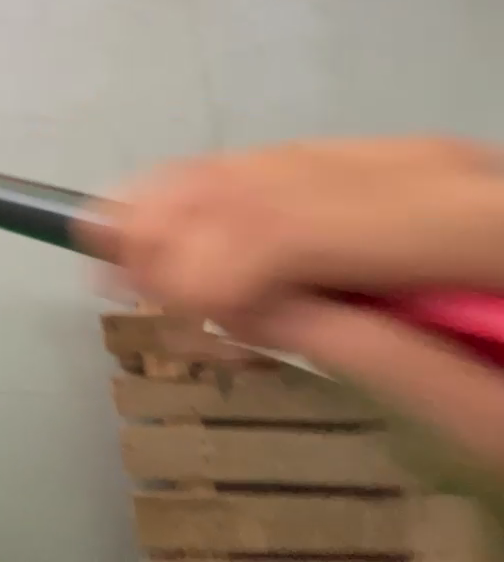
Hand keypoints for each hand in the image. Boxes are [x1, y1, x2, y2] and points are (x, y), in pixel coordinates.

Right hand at [82, 138, 503, 480]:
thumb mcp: (493, 414)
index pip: (300, 223)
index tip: (156, 306)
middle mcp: (444, 173)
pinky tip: (156, 209)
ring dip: (170, 199)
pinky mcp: (384, 165)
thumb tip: (233, 312)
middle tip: (110, 275)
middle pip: (266, 180)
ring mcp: (412, 159)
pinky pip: (272, 159)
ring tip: (115, 244)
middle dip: (169, 224)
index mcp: (482, 231)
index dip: (206, 258)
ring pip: (260, 160)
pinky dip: (202, 185)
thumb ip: (375, 356)